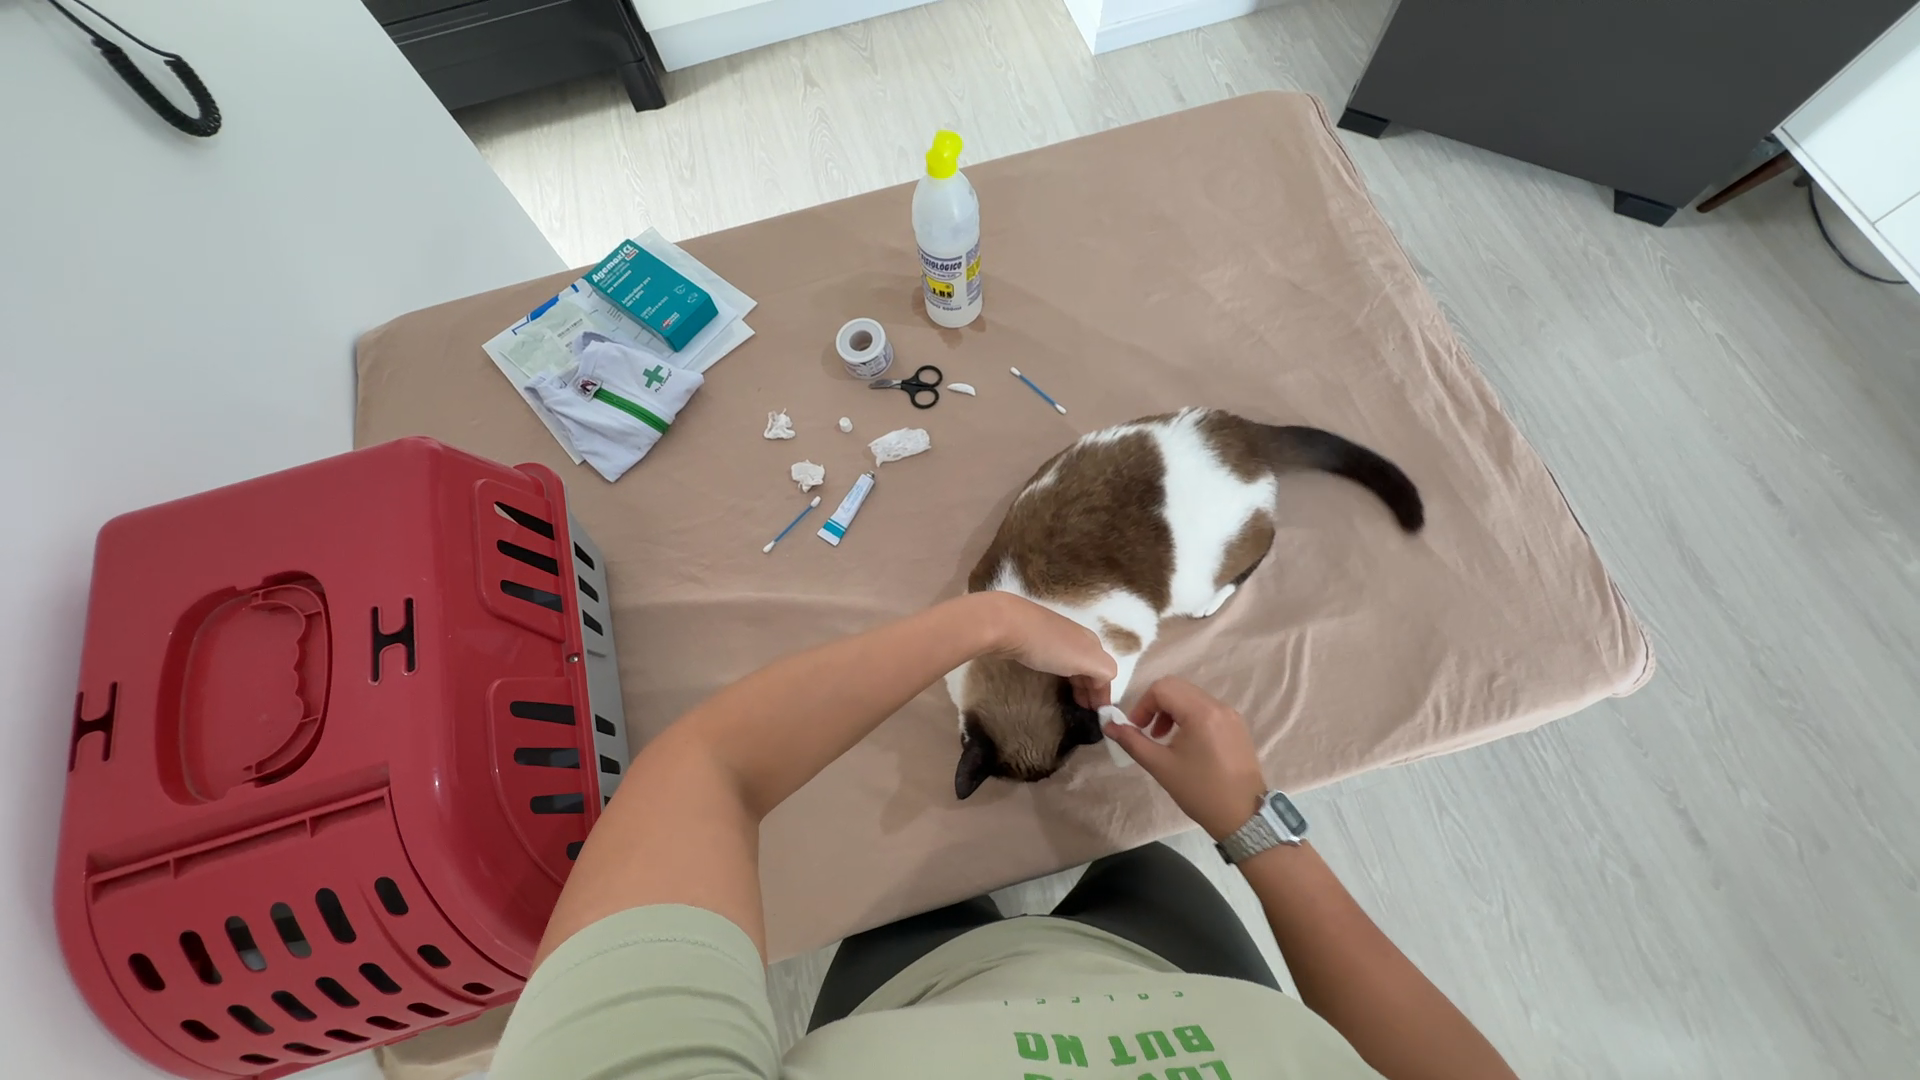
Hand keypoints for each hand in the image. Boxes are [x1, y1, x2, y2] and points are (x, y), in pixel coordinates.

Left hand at [979, 593, 1115, 707]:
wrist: (1008, 624)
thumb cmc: (1048, 646)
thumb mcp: (1085, 659)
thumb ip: (1103, 670)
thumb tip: (1106, 680)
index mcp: (1091, 642)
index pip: (1105, 672)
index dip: (1104, 694)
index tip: (1098, 716)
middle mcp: (1077, 637)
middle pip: (1091, 666)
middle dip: (1092, 688)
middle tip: (1085, 711)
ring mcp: (1055, 637)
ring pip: (1074, 662)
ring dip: (1078, 682)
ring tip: (1072, 700)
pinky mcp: (1035, 639)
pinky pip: (1056, 660)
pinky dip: (1063, 674)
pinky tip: (1054, 680)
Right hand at [1105, 676, 1266, 838]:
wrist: (1244, 818)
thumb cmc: (1200, 792)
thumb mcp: (1161, 766)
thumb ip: (1132, 741)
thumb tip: (1108, 725)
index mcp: (1201, 713)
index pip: (1162, 688)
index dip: (1143, 705)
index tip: (1136, 728)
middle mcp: (1218, 706)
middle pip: (1177, 687)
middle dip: (1156, 705)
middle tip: (1147, 731)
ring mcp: (1231, 715)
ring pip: (1192, 696)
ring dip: (1171, 710)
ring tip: (1164, 738)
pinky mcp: (1237, 726)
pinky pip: (1206, 708)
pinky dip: (1189, 716)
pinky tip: (1185, 743)